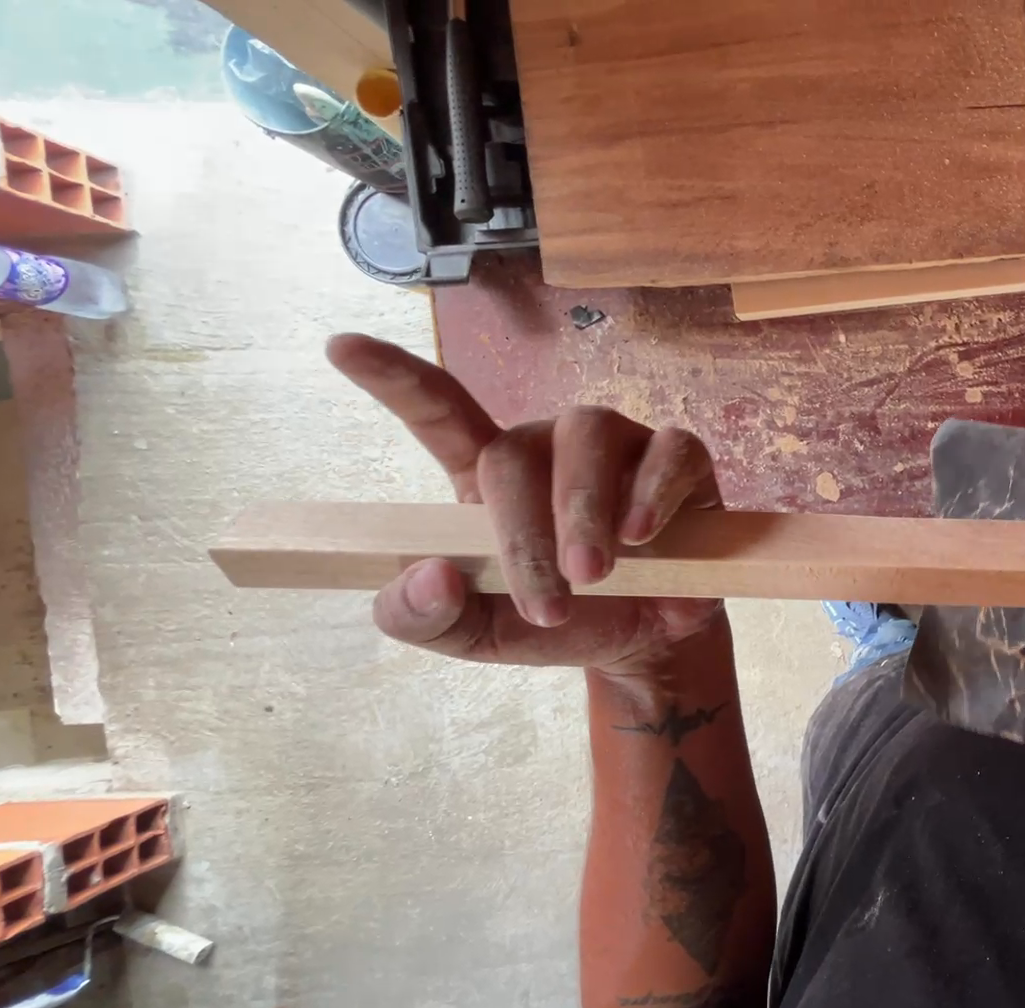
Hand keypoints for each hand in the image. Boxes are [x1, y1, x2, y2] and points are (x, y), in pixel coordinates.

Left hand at [327, 334, 723, 679]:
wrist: (647, 642)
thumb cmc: (564, 624)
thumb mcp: (477, 635)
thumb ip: (424, 616)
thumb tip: (429, 572)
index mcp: (494, 479)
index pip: (442, 414)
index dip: (398, 381)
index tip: (342, 347)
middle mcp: (554, 449)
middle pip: (519, 449)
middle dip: (529, 532)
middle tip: (553, 603)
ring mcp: (623, 448)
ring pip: (591, 435)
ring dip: (586, 509)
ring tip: (598, 573)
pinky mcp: (682, 462)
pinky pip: (673, 450)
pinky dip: (656, 488)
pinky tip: (643, 532)